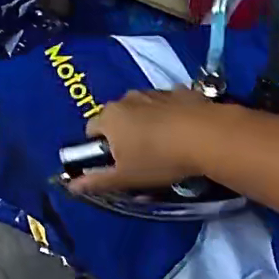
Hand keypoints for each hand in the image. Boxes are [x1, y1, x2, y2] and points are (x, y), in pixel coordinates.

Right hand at [70, 87, 232, 193]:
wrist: (208, 136)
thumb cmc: (158, 159)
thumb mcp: (125, 178)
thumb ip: (96, 181)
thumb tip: (70, 186)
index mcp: (109, 116)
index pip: (90, 130)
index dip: (98, 149)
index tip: (113, 164)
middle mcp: (127, 98)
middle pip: (117, 118)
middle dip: (123, 136)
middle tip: (138, 159)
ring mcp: (155, 92)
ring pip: (142, 110)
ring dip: (146, 125)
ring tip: (164, 147)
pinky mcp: (181, 91)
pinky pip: (167, 105)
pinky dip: (169, 116)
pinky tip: (183, 134)